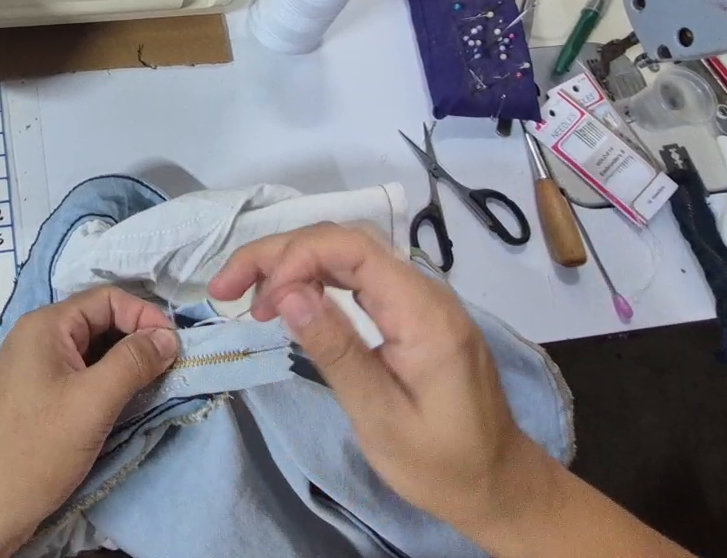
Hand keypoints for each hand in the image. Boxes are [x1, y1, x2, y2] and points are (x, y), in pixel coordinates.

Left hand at [0, 286, 178, 557]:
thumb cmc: (35, 449)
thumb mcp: (92, 402)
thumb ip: (133, 363)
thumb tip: (169, 337)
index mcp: (47, 324)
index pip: (108, 299)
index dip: (145, 316)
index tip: (175, 348)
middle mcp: (39, 336)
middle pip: (100, 320)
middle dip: (137, 338)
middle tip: (170, 367)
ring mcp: (36, 365)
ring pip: (93, 349)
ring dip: (125, 362)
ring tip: (153, 385)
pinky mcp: (38, 394)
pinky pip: (82, 372)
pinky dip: (107, 381)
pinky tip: (125, 401)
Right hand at [207, 224, 546, 532]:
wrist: (500, 486)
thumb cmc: (443, 465)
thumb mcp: (383, 419)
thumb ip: (337, 350)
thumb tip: (287, 293)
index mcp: (425, 312)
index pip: (352, 247)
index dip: (296, 257)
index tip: (260, 301)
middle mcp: (423, 288)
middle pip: (342, 239)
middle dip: (278, 252)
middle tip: (226, 287)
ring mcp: (417, 295)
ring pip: (343, 250)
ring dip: (290, 261)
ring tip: (246, 295)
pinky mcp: (407, 307)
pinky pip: (354, 271)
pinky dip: (311, 277)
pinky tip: (286, 298)